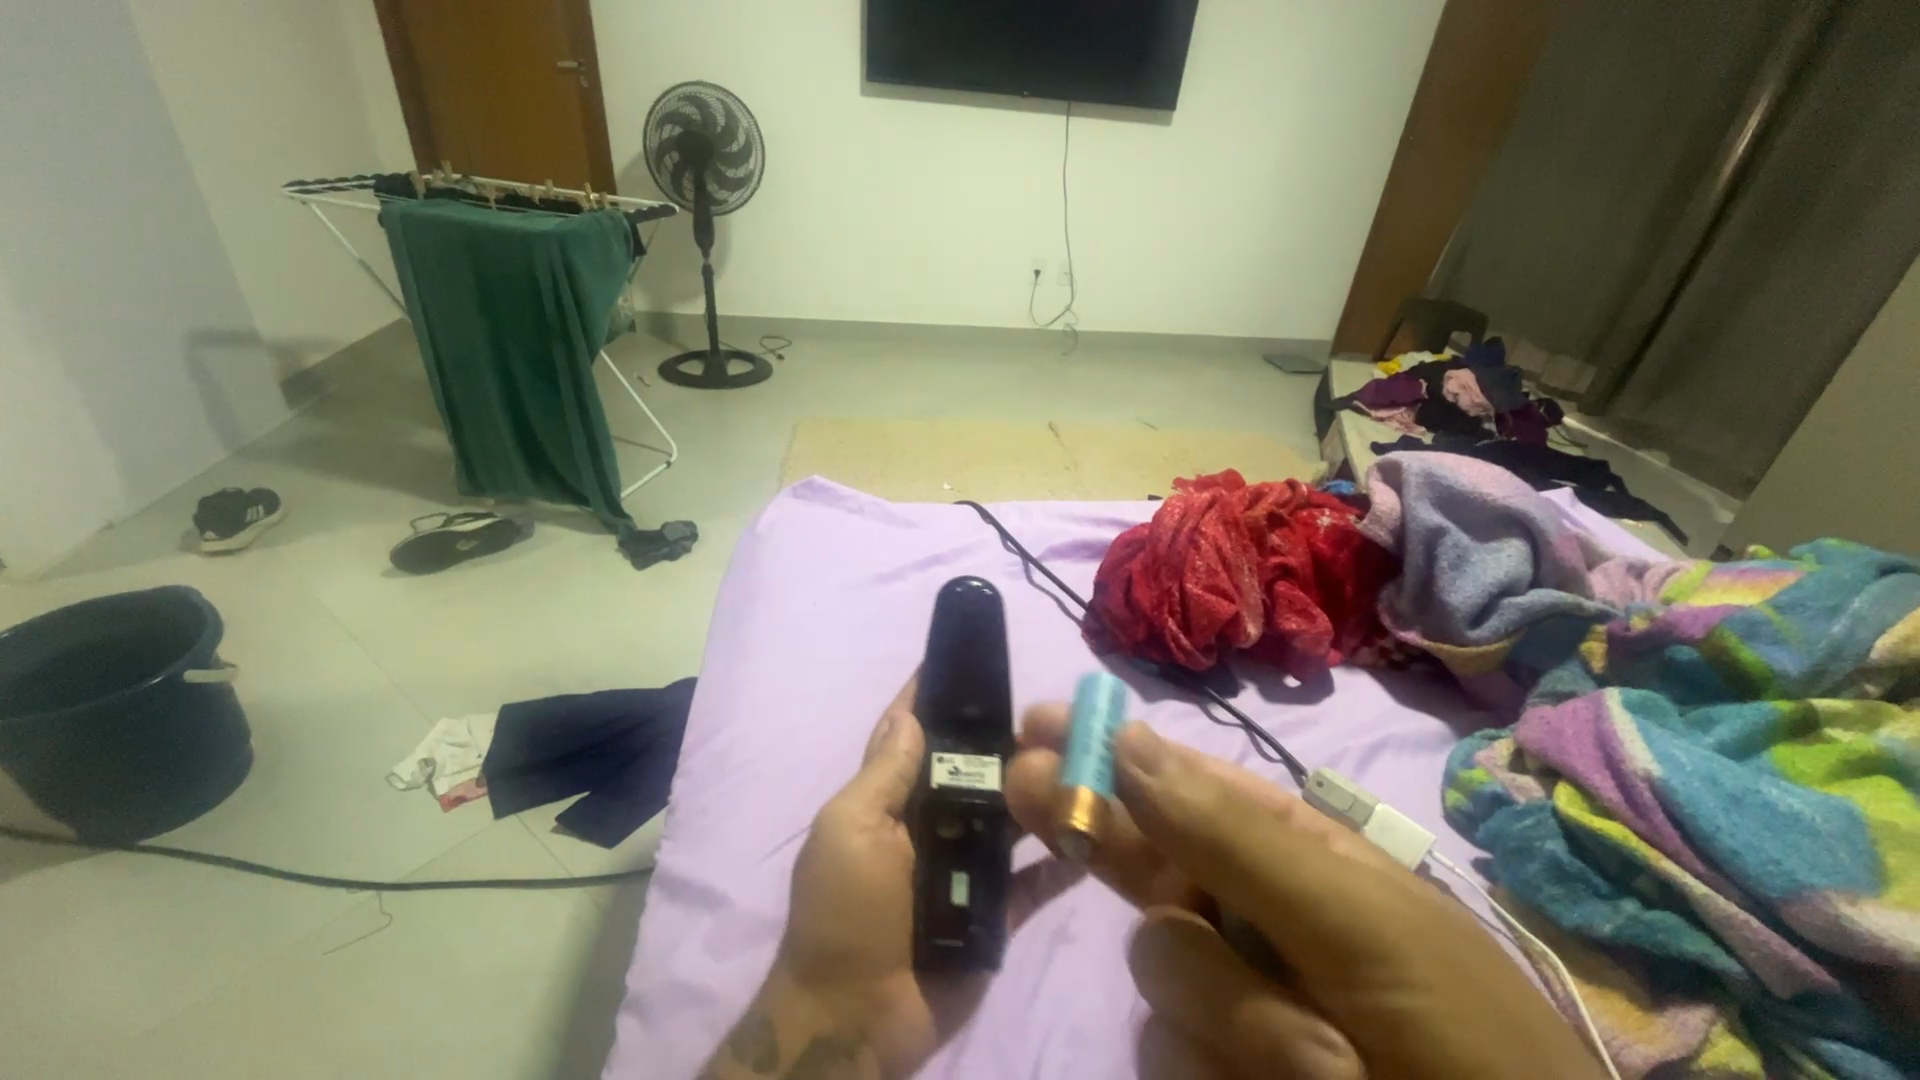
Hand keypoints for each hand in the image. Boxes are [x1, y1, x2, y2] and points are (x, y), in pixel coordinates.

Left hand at [702, 677, 1082, 1079]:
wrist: (857, 1016)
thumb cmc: (847, 912)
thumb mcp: (851, 830)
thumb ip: (884, 773)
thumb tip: (908, 710)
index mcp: (891, 800)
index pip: (913, 733)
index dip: (937, 694)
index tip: (971, 653)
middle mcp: (931, 824)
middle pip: (974, 771)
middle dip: (1007, 742)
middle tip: (1057, 714)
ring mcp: (965, 868)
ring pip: (1011, 819)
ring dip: (1041, 793)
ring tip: (1086, 761)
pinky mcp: (995, 911)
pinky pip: (1035, 881)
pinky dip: (1062, 861)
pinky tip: (1097, 831)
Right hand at [1003, 706, 1606, 1079]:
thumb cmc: (1456, 1032)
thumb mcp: (1356, 918)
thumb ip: (1230, 836)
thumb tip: (1127, 739)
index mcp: (1289, 855)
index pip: (1183, 787)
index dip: (1111, 753)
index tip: (1044, 724)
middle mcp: (1244, 914)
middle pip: (1142, 859)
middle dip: (1087, 822)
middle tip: (1025, 784)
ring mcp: (1223, 996)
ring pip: (1157, 965)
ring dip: (1234, 1011)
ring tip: (1331, 1059)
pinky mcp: (1204, 1065)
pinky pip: (1165, 1049)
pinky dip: (1225, 1063)